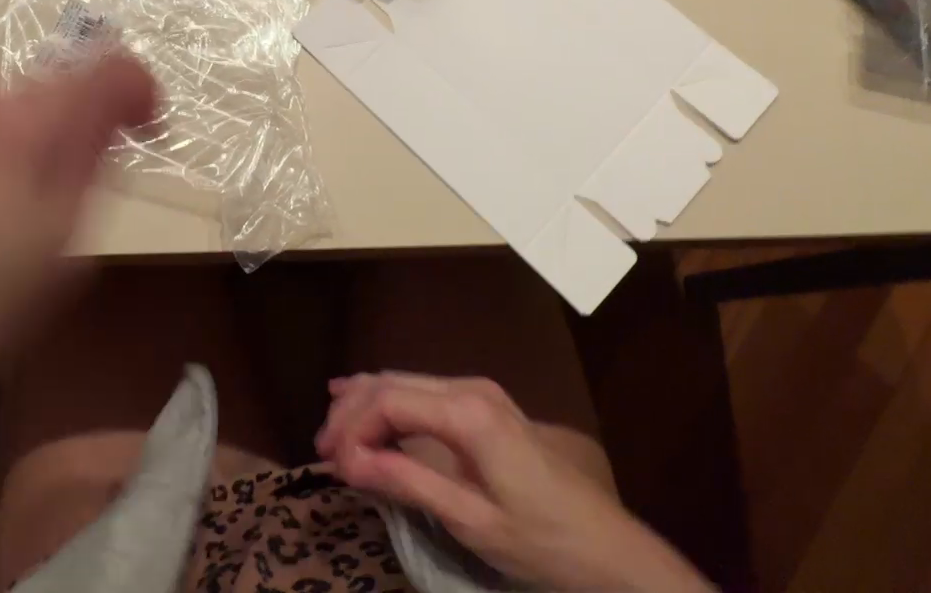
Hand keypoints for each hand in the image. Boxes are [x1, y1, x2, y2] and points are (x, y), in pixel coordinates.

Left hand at [0, 55, 157, 522]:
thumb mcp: (59, 247)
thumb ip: (91, 169)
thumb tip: (112, 123)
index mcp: (28, 127)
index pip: (104, 71)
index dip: (138, 90)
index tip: (150, 128)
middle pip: (51, 78)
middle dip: (82, 111)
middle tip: (89, 172)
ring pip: (5, 96)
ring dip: (34, 123)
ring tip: (32, 187)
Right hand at [317, 373, 714, 592]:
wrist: (610, 549)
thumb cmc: (542, 541)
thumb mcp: (470, 519)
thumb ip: (406, 481)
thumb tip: (347, 461)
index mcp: (467, 412)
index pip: (388, 401)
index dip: (351, 429)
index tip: (331, 466)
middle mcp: (469, 388)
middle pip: (391, 383)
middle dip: (349, 413)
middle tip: (320, 452)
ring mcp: (479, 392)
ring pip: (403, 381)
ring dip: (365, 405)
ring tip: (332, 435)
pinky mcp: (483, 404)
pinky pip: (422, 391)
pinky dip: (388, 400)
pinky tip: (364, 401)